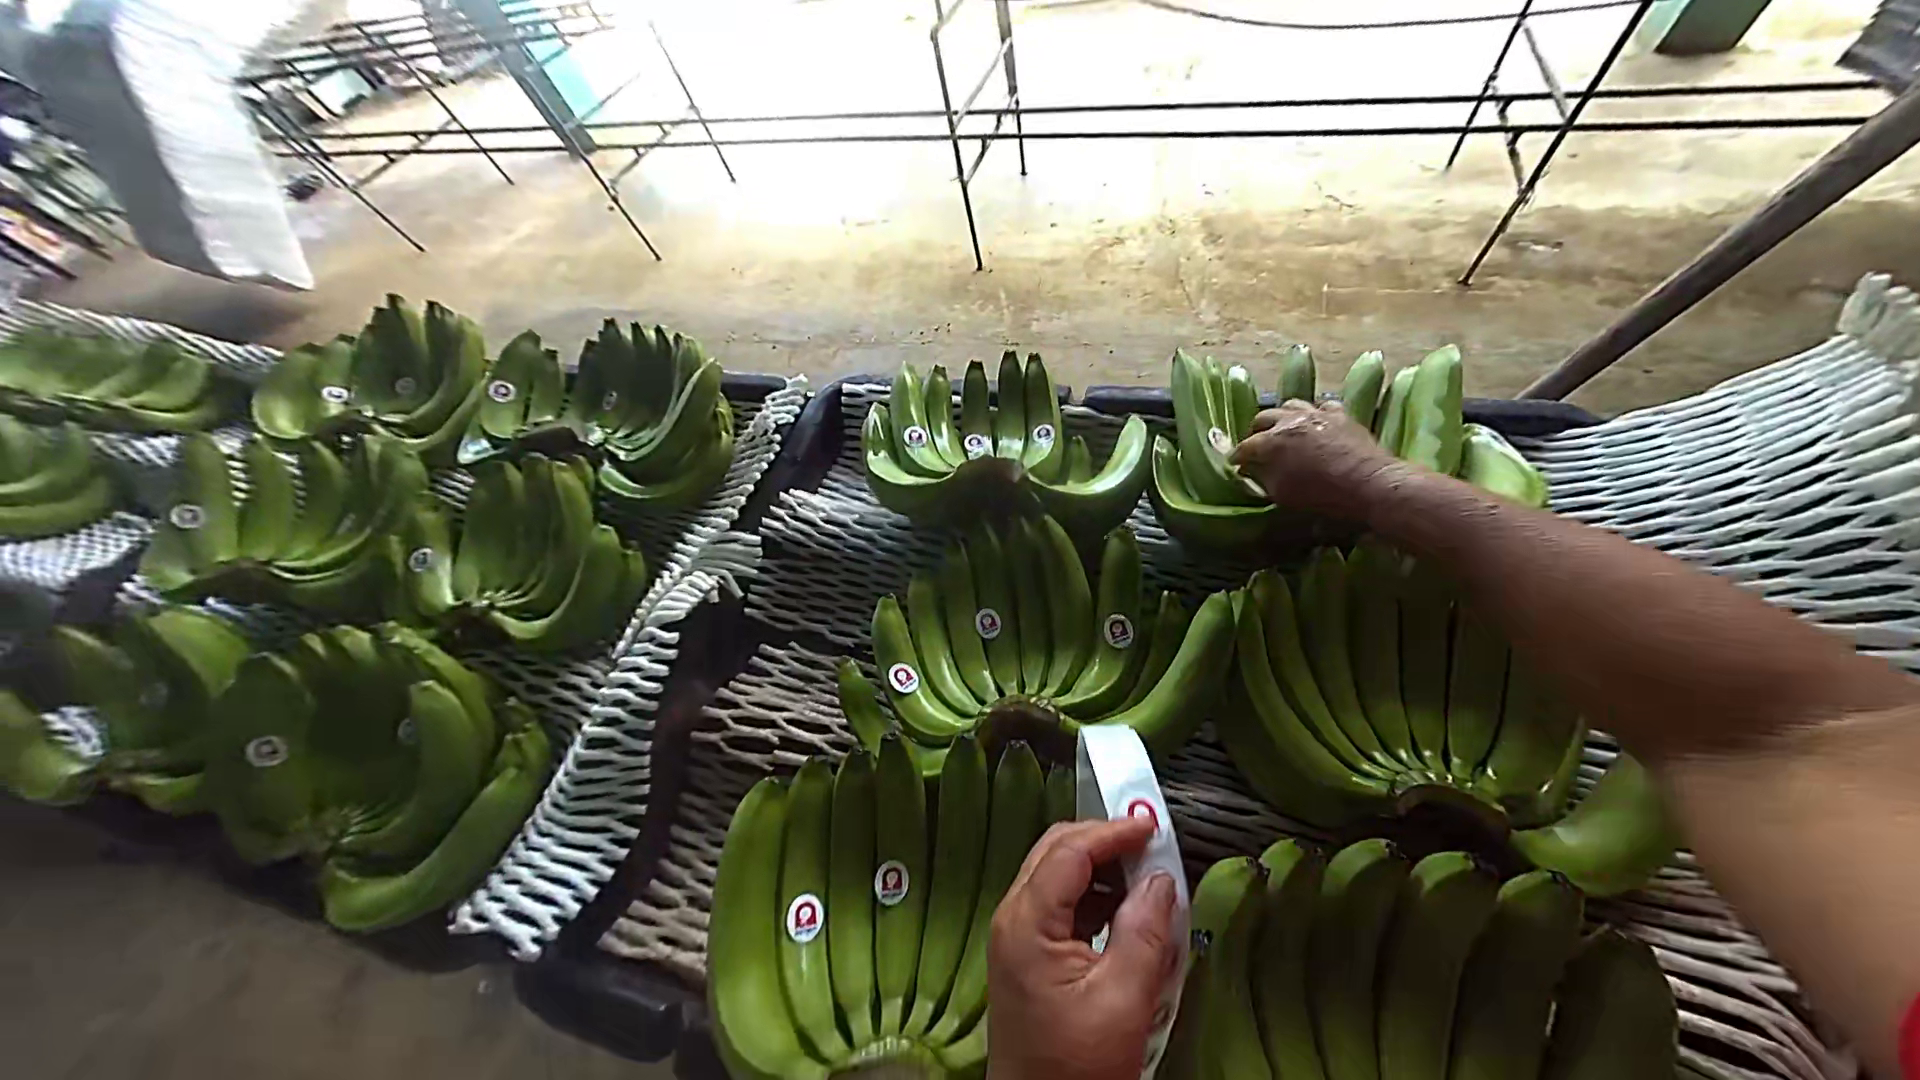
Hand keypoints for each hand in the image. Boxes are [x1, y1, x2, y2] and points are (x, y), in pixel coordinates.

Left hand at [985, 818, 1179, 1079]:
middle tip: (1149, 845)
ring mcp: (1017, 932)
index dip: (1110, 832)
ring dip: (1100, 867)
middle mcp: (1014, 915)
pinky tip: (1125, 911)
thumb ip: (1144, 935)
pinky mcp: (1028, 950)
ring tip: (1144, 877)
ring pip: (1058, 872)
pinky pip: (1060, 902)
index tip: (1150, 825)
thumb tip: (1161, 880)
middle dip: (1103, 842)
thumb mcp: (1122, 1005)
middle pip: (1057, 851)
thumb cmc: (1076, 1070)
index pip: (1068, 850)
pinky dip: (1094, 895)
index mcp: (1027, 921)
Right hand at [1229, 398, 1410, 521]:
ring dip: (1282, 418)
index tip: (1235, 465)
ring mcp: (1316, 414)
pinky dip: (1313, 415)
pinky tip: (1314, 425)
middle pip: (1263, 418)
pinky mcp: (1339, 415)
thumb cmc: (1320, 496)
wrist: (1368, 485)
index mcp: (1270, 442)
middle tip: (1257, 446)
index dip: (1237, 457)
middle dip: (1256, 432)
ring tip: (1283, 430)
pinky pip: (1321, 407)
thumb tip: (1251, 469)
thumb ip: (1262, 477)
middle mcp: (1289, 422)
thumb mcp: (1280, 493)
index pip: (1244, 447)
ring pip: (1290, 405)